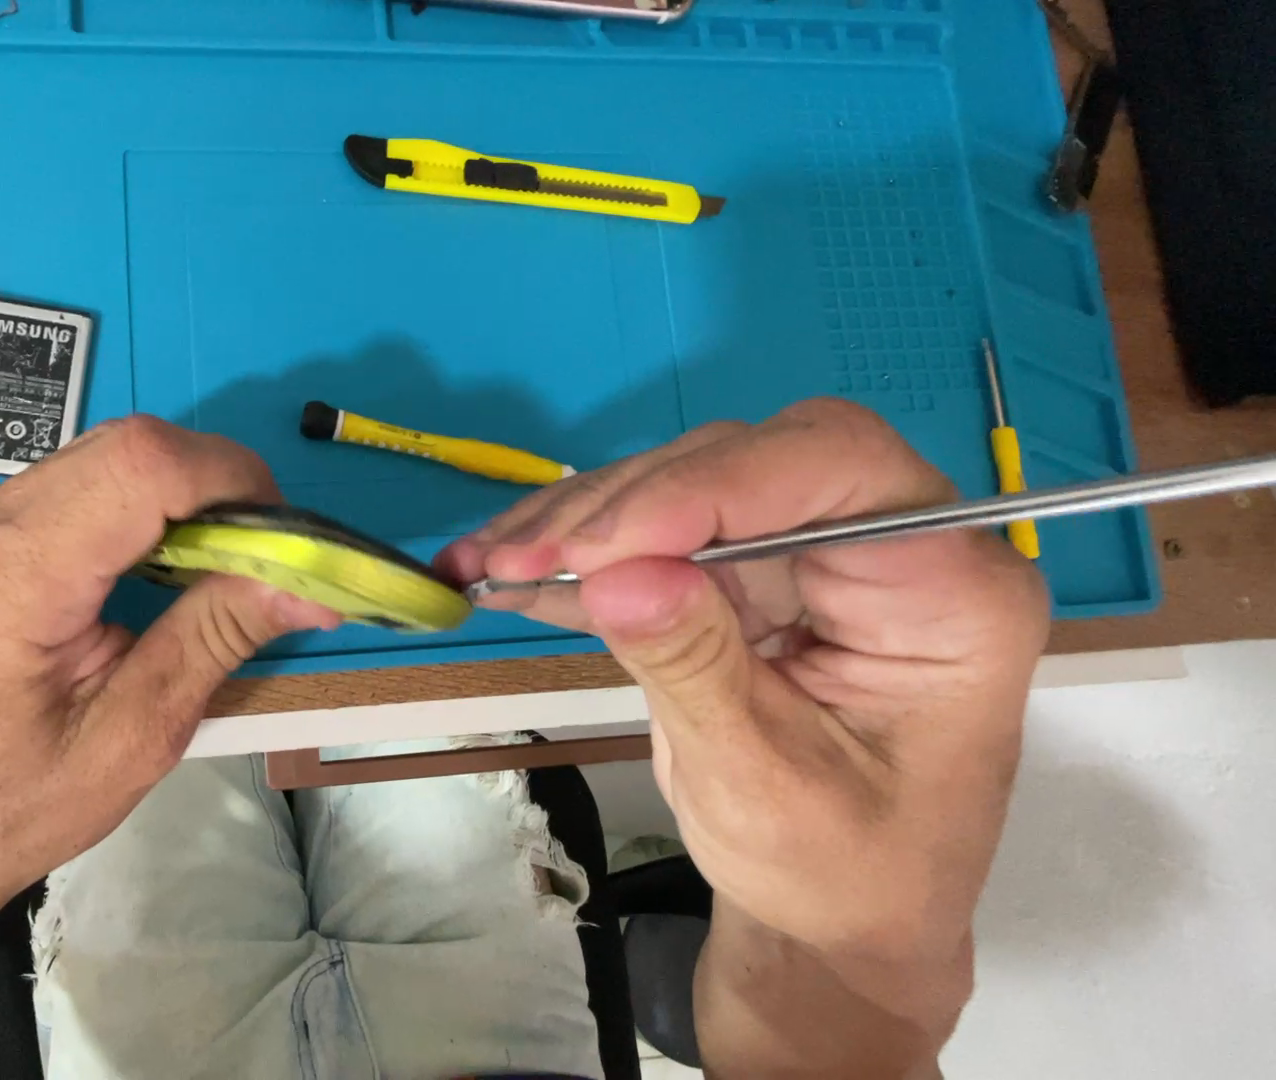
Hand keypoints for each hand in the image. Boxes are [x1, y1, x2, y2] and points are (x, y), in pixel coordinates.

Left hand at [0, 416, 338, 958]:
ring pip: (108, 456)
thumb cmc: (22, 804)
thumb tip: (307, 582)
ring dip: (183, 495)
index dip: (230, 477)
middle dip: (216, 486)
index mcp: (11, 578)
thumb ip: (219, 635)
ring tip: (215, 565)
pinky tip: (162, 563)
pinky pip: (82, 482)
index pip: (139, 466)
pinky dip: (145, 507)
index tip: (280, 535)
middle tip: (258, 554)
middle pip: (128, 447)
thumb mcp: (139, 733)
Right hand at [438, 400, 1047, 998]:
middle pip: (735, 463)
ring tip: (487, 566)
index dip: (708, 486)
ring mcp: (793, 554)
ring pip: (670, 488)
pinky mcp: (727, 574)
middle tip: (518, 561)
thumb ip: (697, 671)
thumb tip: (615, 577)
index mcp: (941, 591)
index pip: (835, 468)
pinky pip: (640, 540)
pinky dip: (565, 555)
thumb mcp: (765, 785)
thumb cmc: (834, 867)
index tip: (597, 549)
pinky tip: (494, 570)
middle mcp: (872, 545)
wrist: (825, 907)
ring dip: (570, 524)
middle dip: (617, 508)